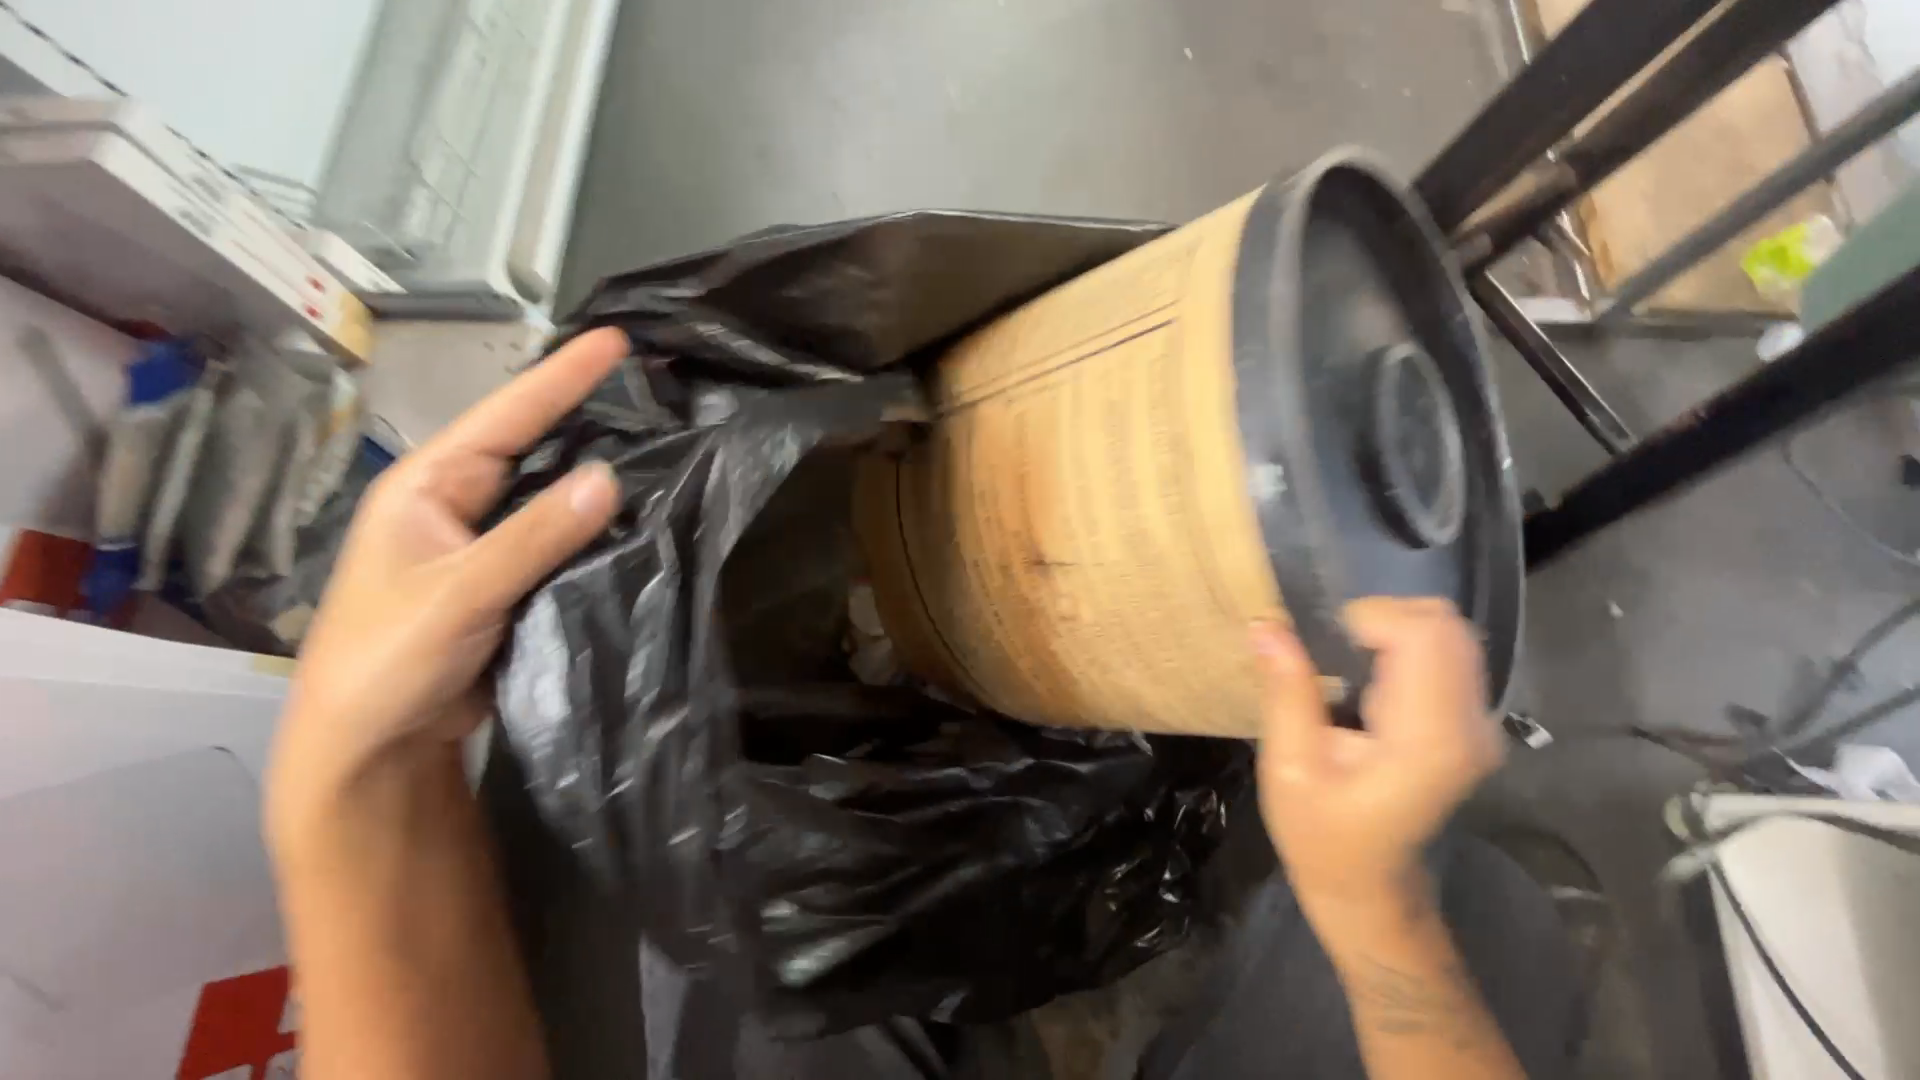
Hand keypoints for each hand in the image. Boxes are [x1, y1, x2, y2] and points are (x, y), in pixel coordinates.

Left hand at [268, 328, 627, 813]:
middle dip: (586, 413)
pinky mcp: (512, 583)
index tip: (616, 339)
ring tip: (661, 440)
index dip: (560, 376)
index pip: (505, 417)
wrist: (373, 745)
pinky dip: (598, 527)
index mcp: (428, 487)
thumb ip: (534, 537)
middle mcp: (459, 505)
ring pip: (551, 496)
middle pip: (531, 446)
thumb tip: (608, 478)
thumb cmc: (388, 659)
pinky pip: (562, 542)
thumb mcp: (460, 593)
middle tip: (652, 386)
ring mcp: (487, 545)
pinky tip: (640, 515)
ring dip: (598, 473)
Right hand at [1251, 598, 1502, 918]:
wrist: (1366, 883)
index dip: (1369, 618)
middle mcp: (1468, 725)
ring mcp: (1478, 725)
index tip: (1322, 646)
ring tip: (1348, 668)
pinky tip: (1369, 681)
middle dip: (1381, 618)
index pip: (1423, 635)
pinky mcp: (1471, 723)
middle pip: (1444, 624)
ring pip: (1450, 632)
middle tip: (1331, 652)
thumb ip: (1286, 692)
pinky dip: (1405, 647)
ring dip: (1393, 630)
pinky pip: (1447, 654)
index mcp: (1426, 738)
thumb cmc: (1321, 834)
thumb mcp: (1289, 767)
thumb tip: (1265, 626)